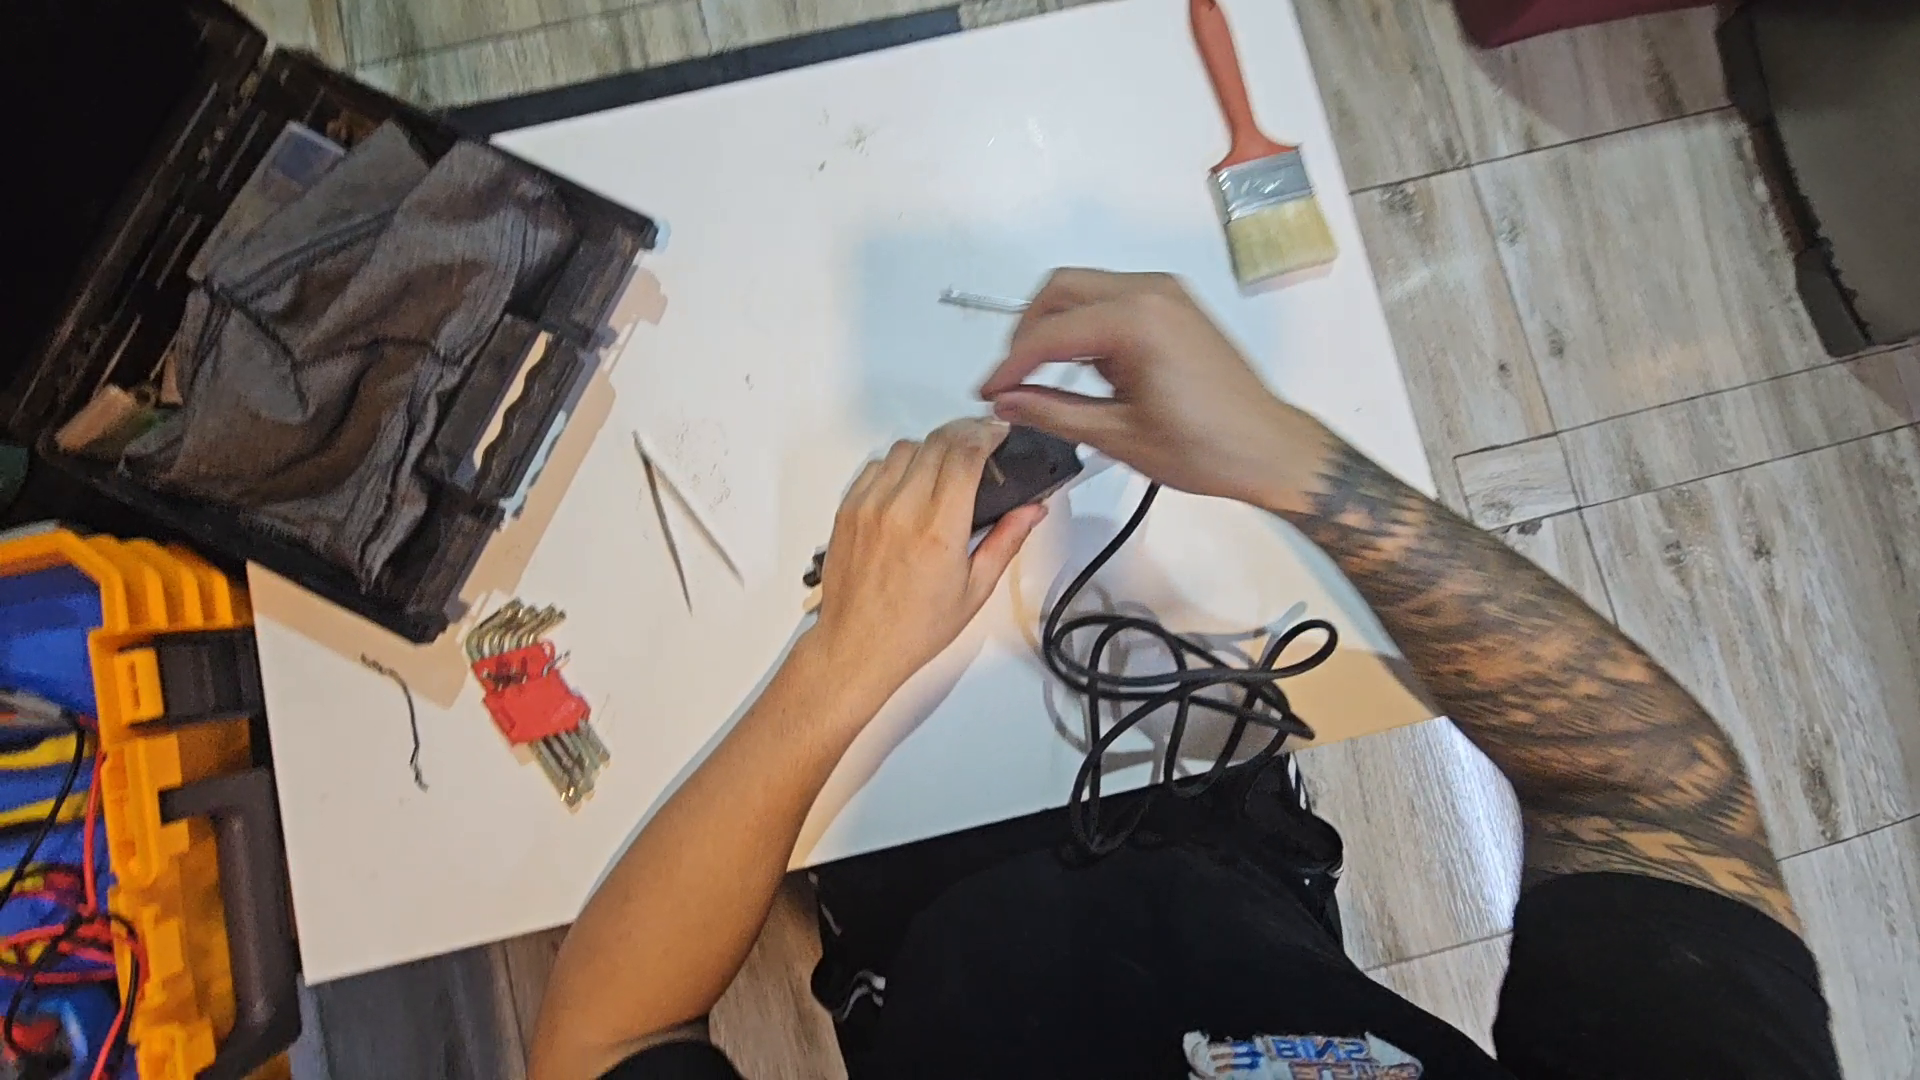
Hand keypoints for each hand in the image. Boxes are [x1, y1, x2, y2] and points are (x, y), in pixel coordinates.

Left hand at [808, 418, 1047, 697]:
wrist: (858, 646)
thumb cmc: (915, 627)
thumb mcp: (975, 590)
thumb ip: (1006, 540)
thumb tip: (1033, 509)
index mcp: (938, 530)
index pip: (965, 455)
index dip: (986, 435)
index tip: (999, 434)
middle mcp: (901, 510)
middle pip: (937, 441)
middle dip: (965, 434)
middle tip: (981, 443)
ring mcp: (869, 506)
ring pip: (906, 447)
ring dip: (931, 448)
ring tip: (946, 467)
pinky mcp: (848, 509)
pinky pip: (876, 465)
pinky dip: (898, 464)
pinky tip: (911, 484)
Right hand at [978, 269, 1330, 510]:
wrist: (1268, 449)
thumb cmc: (1203, 449)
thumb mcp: (1115, 436)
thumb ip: (1051, 412)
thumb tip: (1004, 402)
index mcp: (1136, 321)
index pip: (1049, 332)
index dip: (1010, 365)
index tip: (987, 393)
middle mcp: (1150, 292)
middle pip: (1059, 290)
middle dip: (1026, 333)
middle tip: (1013, 380)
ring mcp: (1165, 294)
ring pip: (1084, 289)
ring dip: (1055, 327)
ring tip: (1044, 378)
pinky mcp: (1174, 306)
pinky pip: (1111, 299)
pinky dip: (1085, 326)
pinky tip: (1084, 368)